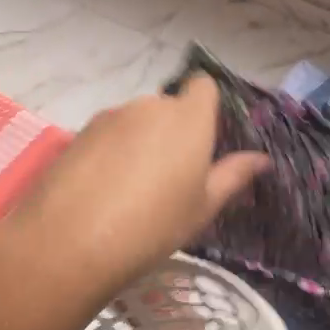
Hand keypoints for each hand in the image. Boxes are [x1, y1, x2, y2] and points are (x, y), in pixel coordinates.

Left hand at [0, 74, 267, 294]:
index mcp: (189, 118)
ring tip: (134, 190)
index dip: (207, 106)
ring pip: (136, 122)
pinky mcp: (77, 134)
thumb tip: (262, 158)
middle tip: (173, 176)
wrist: (67, 244)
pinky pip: (107, 136)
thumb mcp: (203, 206)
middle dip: (174, 130)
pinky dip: (111, 154)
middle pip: (169, 106)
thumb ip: (234, 175)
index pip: (204, 85)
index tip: (207, 140)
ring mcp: (109, 117)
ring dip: (141, 142)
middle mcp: (150, 106)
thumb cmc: (153, 225)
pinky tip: (104, 192)